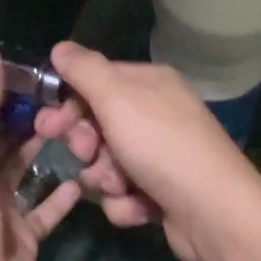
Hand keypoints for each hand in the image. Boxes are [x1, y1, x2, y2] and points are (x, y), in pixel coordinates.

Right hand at [33, 42, 260, 260]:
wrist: (213, 212)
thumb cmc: (163, 147)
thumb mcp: (118, 98)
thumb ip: (85, 70)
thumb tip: (61, 48)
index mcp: (151, 85)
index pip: (96, 83)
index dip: (68, 104)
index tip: (47, 127)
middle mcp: (158, 116)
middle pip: (99, 126)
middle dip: (87, 145)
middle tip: (87, 155)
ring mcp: (161, 157)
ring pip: (107, 165)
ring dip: (105, 179)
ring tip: (120, 186)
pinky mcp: (162, 194)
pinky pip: (125, 196)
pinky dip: (127, 204)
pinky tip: (140, 208)